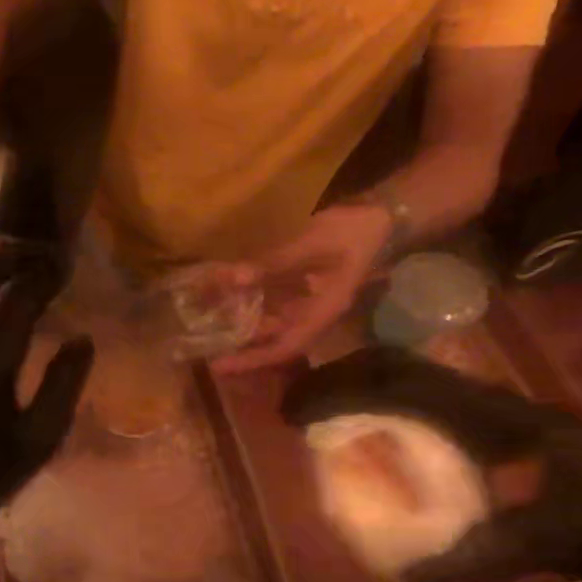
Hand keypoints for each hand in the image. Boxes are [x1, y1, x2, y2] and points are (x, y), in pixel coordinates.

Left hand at [210, 203, 393, 373]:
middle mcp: (312, 314)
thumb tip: (234, 278)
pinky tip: (224, 293)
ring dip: (240, 321)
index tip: (219, 366)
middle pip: (270, 339)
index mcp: (321, 314)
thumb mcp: (313, 245)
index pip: (283, 348)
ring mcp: (306, 300)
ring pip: (267, 320)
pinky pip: (271, 299)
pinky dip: (248, 298)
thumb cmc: (353, 232)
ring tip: (205, 322)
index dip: (250, 360)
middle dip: (238, 344)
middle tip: (201, 346)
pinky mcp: (301, 286)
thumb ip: (274, 263)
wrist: (380, 215)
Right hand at [285, 348, 581, 581]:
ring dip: (353, 383)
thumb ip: (472, 558)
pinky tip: (368, 430)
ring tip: (318, 413)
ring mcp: (484, 402)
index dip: (335, 394)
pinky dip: (378, 398)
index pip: (392, 385)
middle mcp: (476, 397)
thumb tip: (398, 569)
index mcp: (483, 416)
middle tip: (293, 408)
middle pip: (389, 364)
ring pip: (403, 371)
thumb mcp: (544, 544)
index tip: (293, 414)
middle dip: (333, 379)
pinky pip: (418, 392)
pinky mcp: (490, 417)